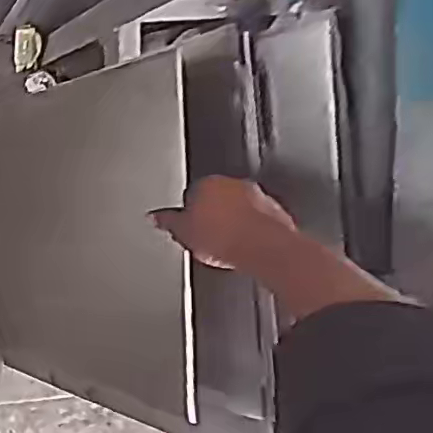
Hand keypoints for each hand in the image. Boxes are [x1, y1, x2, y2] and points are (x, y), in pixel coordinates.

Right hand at [151, 176, 299, 271]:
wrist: (263, 250)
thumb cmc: (224, 236)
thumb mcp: (180, 231)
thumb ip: (166, 221)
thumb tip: (156, 217)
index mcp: (208, 183)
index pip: (190, 194)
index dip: (185, 212)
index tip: (183, 226)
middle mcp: (236, 185)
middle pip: (215, 199)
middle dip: (209, 215)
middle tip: (200, 236)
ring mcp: (259, 198)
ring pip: (237, 210)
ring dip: (229, 224)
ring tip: (219, 246)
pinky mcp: (276, 214)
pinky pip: (255, 221)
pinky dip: (247, 232)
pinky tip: (238, 248)